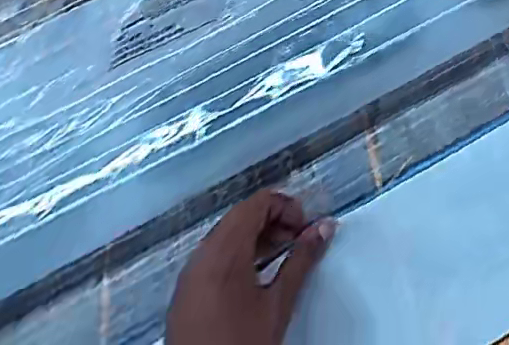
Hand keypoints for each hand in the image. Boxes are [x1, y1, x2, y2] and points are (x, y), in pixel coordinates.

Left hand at [165, 191, 335, 344]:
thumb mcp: (278, 305)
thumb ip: (302, 260)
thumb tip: (325, 227)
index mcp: (225, 250)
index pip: (257, 203)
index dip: (285, 207)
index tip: (304, 229)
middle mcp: (202, 254)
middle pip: (241, 216)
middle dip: (272, 221)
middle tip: (297, 241)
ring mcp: (189, 274)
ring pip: (225, 235)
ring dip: (255, 237)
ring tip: (280, 257)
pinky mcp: (183, 294)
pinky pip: (212, 256)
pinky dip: (236, 254)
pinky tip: (253, 279)